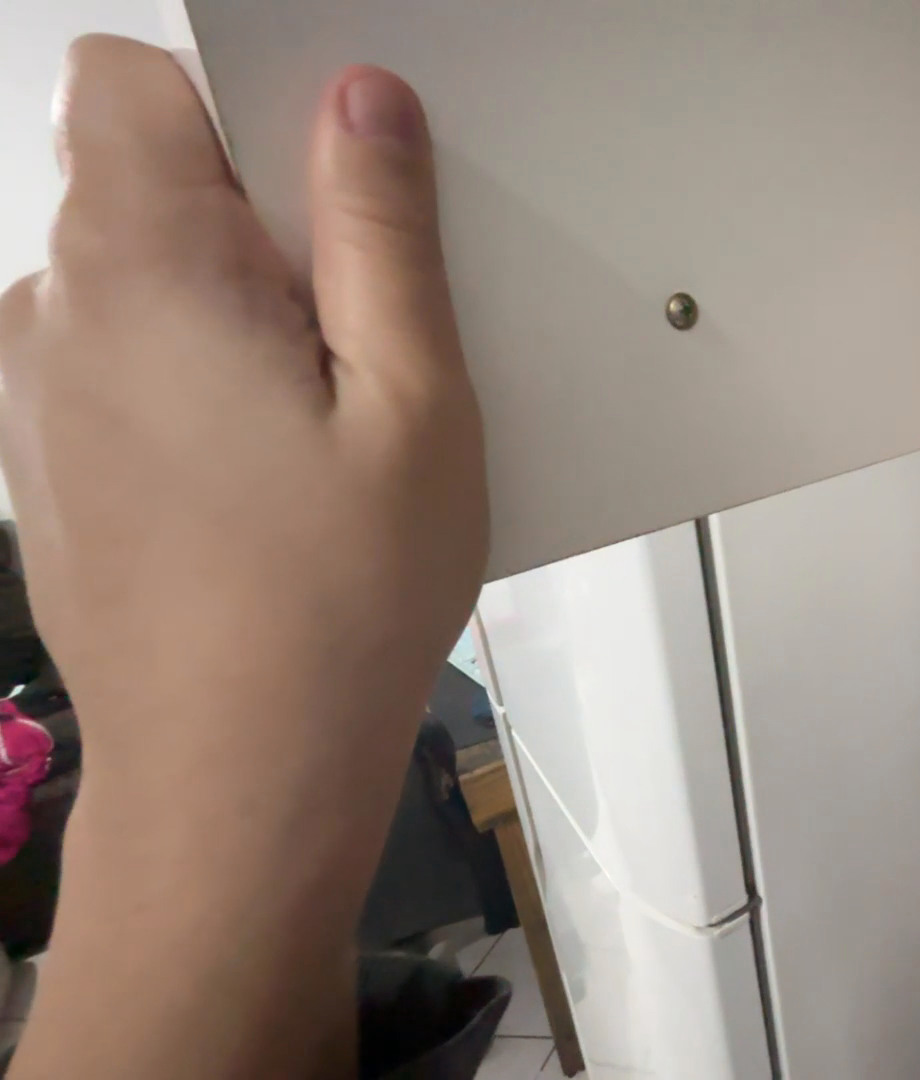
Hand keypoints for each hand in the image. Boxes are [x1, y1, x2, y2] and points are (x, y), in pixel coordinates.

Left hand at [0, 36, 484, 1076]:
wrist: (252, 750)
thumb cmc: (347, 586)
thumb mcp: (416, 400)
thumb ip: (385, 242)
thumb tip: (369, 104)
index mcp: (148, 274)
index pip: (150, 86)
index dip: (268, 116)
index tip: (364, 201)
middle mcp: (61, 310)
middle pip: (166, 187)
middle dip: (293, 231)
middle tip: (391, 343)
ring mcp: (53, 386)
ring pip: (170, 280)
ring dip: (274, 313)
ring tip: (358, 420)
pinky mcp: (76, 449)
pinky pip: (158, 357)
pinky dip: (241, 374)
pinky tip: (309, 464)